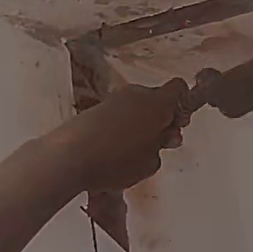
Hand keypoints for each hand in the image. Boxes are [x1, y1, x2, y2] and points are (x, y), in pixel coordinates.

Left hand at [51, 79, 190, 191]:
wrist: (68, 157)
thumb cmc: (117, 161)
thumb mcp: (150, 161)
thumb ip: (162, 144)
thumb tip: (164, 135)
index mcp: (157, 103)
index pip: (180, 90)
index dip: (184, 107)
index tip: (177, 127)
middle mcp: (136, 94)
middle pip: (158, 100)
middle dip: (161, 120)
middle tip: (159, 145)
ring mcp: (113, 100)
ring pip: (137, 109)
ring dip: (141, 126)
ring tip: (134, 153)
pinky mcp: (95, 109)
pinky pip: (119, 115)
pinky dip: (123, 129)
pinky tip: (115, 151)